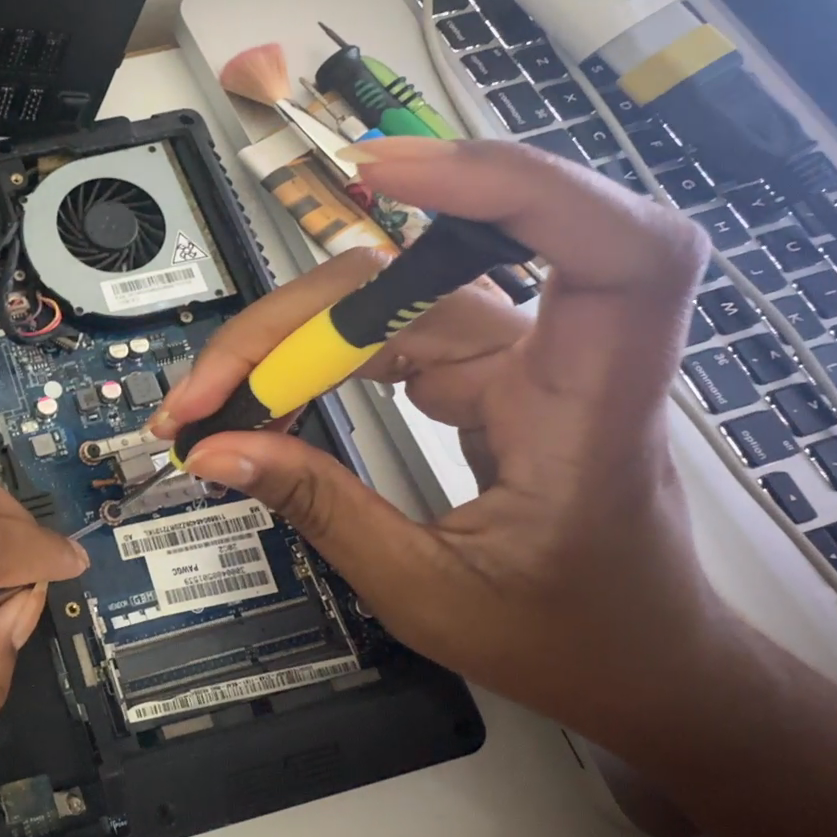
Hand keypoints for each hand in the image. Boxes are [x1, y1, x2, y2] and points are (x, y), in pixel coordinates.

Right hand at [153, 138, 713, 734]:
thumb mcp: (427, 590)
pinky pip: (369, 341)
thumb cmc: (566, 637)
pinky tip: (257, 404)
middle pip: (406, 287)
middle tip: (204, 395)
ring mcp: (505, 359)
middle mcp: (549, 358)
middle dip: (288, 328)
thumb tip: (217, 450)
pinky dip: (301, 367)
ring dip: (277, 348)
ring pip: (372, 307)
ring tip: (208, 406)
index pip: (601, 249)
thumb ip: (321, 509)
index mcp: (587, 407)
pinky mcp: (470, 372)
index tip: (382, 173)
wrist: (632, 664)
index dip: (504, 186)